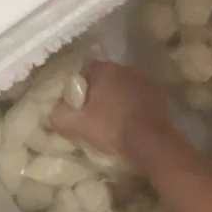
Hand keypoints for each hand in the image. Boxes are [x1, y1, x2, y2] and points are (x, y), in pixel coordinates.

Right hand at [49, 61, 174, 158]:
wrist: (149, 142)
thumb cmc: (110, 128)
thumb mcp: (76, 125)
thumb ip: (58, 115)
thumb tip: (53, 111)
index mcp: (104, 69)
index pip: (84, 71)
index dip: (77, 87)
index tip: (75, 103)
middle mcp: (125, 68)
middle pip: (104, 78)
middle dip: (98, 92)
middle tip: (91, 112)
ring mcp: (144, 80)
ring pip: (122, 86)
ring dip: (116, 97)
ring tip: (111, 117)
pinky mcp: (158, 94)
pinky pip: (138, 96)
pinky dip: (132, 104)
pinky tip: (129, 120)